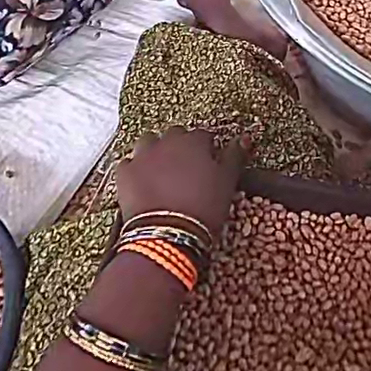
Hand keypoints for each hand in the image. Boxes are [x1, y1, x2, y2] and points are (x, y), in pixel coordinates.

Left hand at [115, 129, 243, 241]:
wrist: (167, 235)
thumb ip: (234, 156)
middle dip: (179, 146)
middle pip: (174, 135)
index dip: (207, 149)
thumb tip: (245, 137)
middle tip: (185, 167)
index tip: (209, 161)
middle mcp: (166, 142)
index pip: (203, 136)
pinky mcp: (124, 174)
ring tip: (161, 171)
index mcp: (193, 142)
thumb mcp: (227, 182)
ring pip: (147, 143)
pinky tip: (140, 182)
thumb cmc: (203, 208)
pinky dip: (134, 170)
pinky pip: (128, 164)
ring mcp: (142, 156)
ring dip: (154, 152)